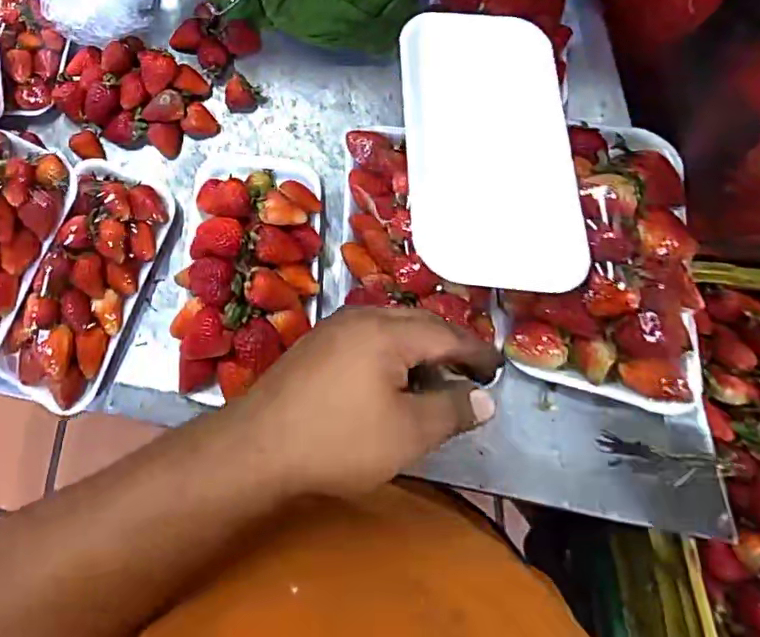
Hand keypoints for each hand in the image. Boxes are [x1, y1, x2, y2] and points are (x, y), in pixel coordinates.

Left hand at [216, 307, 502, 497]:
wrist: (261, 442)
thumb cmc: (340, 438)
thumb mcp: (408, 432)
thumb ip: (450, 409)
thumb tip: (482, 397)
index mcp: (386, 331)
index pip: (444, 332)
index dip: (475, 350)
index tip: (498, 368)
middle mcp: (359, 317)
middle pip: (416, 321)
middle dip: (448, 342)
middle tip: (472, 369)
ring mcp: (332, 328)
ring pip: (389, 325)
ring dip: (418, 345)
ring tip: (436, 376)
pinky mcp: (315, 343)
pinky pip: (366, 335)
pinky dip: (390, 349)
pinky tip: (391, 377)